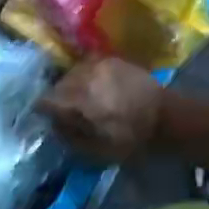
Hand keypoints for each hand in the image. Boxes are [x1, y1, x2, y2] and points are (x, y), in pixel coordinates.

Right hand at [39, 58, 163, 162]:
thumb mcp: (96, 150)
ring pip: (72, 72)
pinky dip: (87, 75)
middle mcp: (84, 77)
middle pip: (58, 84)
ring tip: (83, 97)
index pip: (46, 99)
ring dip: (73, 84)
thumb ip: (69, 136)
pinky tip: (96, 86)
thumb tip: (52, 124)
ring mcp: (97, 64)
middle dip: (59, 96)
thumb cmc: (130, 139)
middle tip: (68, 110)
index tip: (47, 117)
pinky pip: (87, 65)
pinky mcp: (109, 57)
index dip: (44, 109)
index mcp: (79, 101)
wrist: (163, 116)